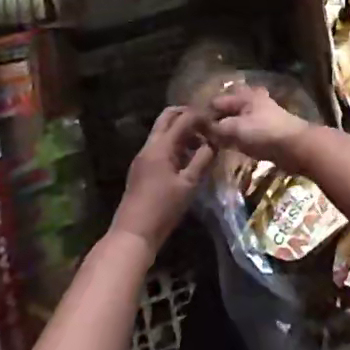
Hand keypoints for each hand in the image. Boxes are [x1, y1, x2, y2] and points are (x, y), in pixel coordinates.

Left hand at [110, 107, 213, 250]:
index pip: (183, 118)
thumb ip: (203, 159)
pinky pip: (159, 145)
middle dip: (187, 115)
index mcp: (161, 147)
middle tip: (206, 124)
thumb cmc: (163, 209)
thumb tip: (214, 142)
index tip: (217, 122)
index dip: (201, 116)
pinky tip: (187, 158)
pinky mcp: (141, 168)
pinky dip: (174, 143)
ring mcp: (143, 157)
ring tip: (201, 143)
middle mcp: (149, 146)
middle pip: (168, 117)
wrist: (132, 235)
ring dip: (181, 130)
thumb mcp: (189, 184)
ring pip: (163, 131)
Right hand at [205, 85, 312, 165]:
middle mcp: (251, 102)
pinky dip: (234, 139)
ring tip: (208, 145)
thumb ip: (217, 127)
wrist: (295, 147)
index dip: (203, 114)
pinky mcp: (264, 132)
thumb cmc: (265, 133)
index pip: (217, 102)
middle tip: (197, 138)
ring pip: (234, 122)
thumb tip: (200, 127)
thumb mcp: (236, 128)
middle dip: (213, 122)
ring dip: (224, 132)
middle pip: (226, 111)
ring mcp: (259, 117)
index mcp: (245, 96)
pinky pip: (242, 133)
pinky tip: (225, 148)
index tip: (189, 129)